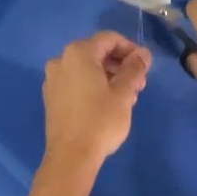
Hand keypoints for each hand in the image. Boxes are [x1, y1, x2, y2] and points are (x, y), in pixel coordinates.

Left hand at [42, 30, 151, 173]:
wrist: (71, 156)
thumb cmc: (100, 121)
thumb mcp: (124, 93)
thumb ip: (134, 69)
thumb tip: (143, 54)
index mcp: (78, 53)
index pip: (109, 39)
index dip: (130, 49)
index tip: (145, 66)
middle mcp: (61, 60)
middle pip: (96, 53)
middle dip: (120, 65)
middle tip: (139, 84)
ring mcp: (53, 80)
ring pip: (86, 70)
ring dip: (108, 77)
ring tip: (127, 97)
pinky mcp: (51, 98)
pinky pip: (76, 83)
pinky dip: (93, 86)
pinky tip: (107, 104)